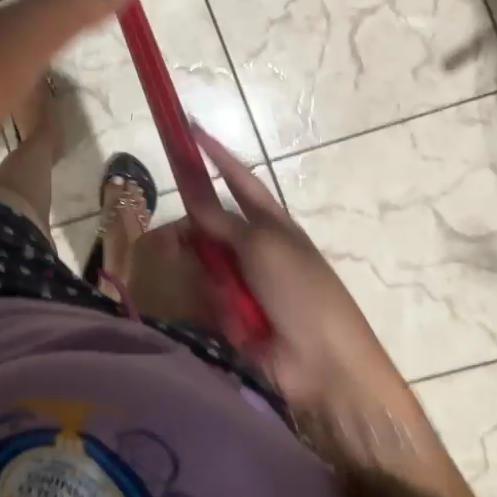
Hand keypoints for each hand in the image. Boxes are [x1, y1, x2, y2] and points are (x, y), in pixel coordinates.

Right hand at [189, 134, 478, 496]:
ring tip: (226, 297)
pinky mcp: (233, 317)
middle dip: (191, 235)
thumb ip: (221, 219)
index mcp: (271, 223)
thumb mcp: (263, 244)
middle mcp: (254, 249)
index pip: (237, 180)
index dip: (215, 156)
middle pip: (208, 226)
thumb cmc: (303, 292)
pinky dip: (215, 308)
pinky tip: (232, 321)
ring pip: (202, 263)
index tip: (190, 131)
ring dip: (209, 279)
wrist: (325, 365)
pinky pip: (206, 299)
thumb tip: (194, 201)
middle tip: (171, 243)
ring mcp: (244, 284)